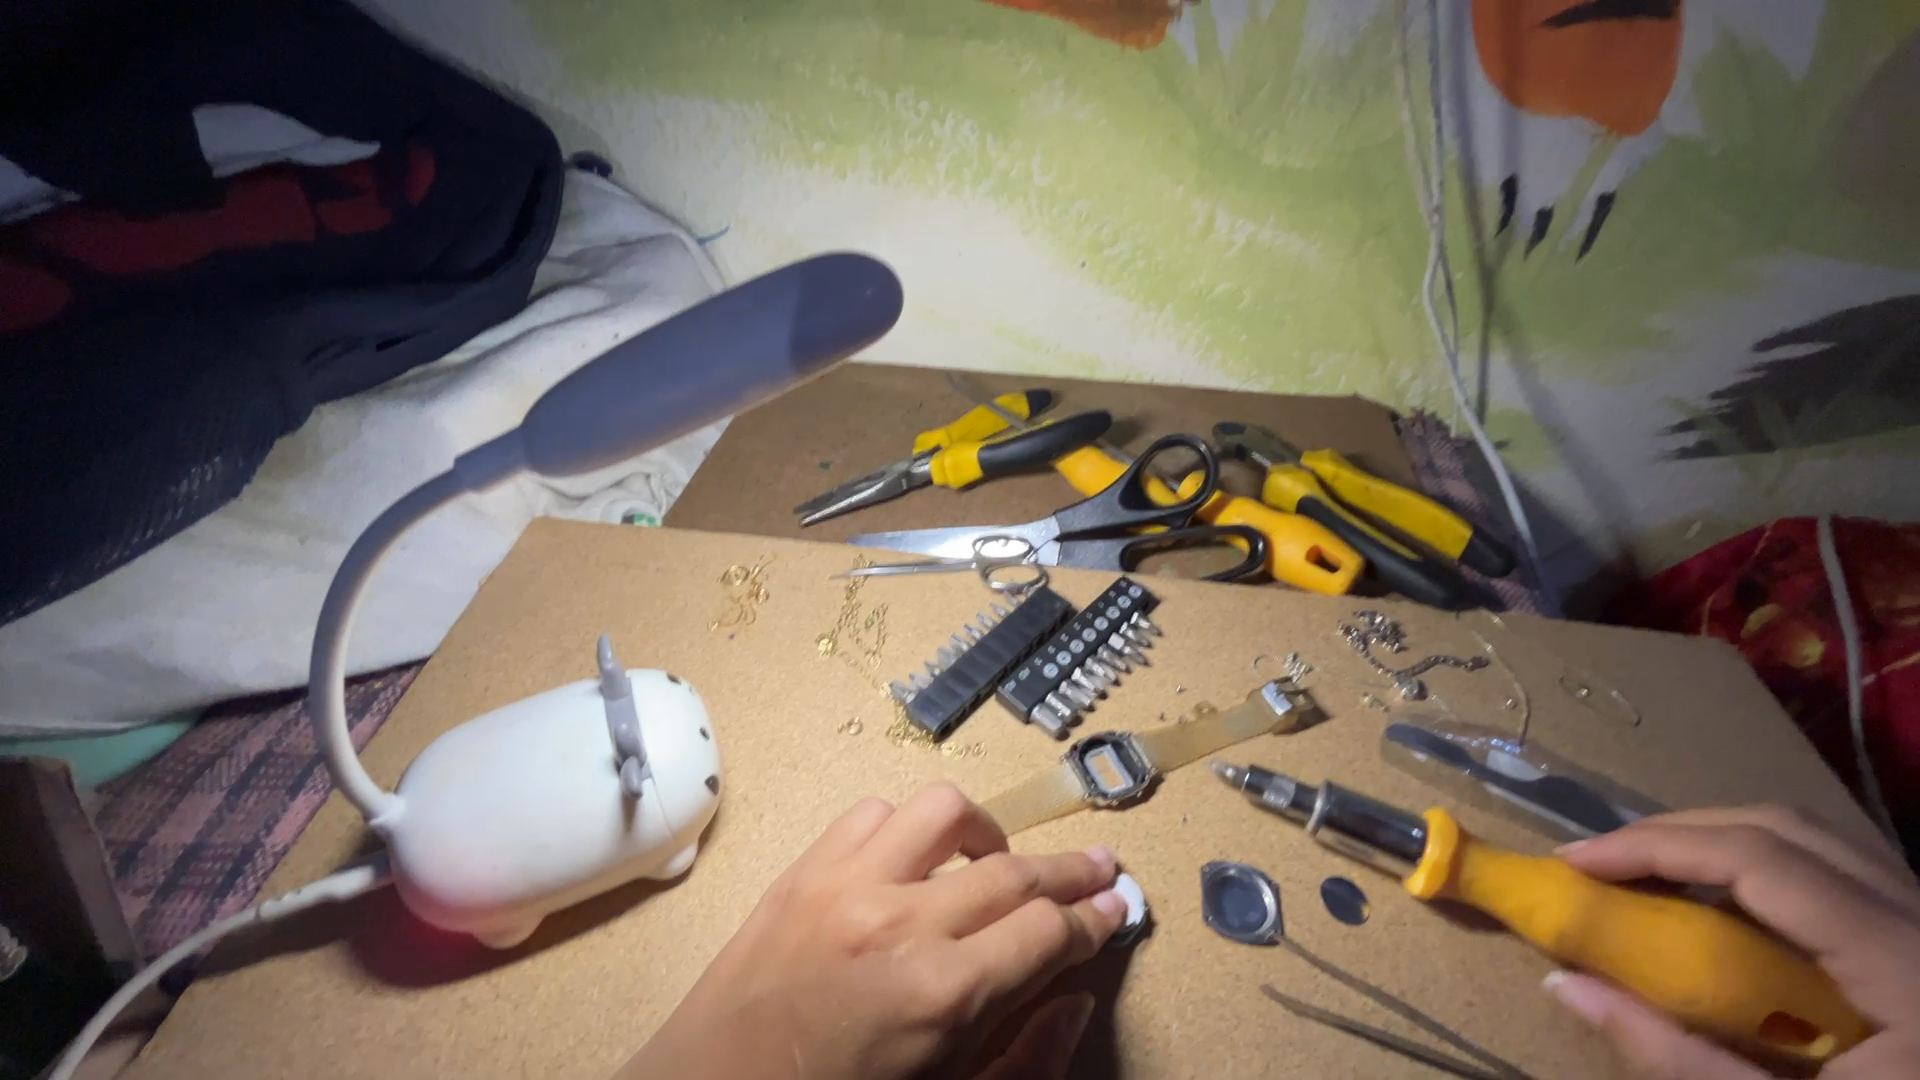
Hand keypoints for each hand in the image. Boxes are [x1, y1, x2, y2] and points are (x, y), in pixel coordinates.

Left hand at [617, 783, 1126, 1079]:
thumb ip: (1027, 1055)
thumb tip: (1078, 991)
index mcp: (939, 996)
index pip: (1045, 932)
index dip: (1094, 918)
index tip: (1118, 904)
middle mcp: (899, 922)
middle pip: (1012, 870)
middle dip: (1069, 869)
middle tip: (1099, 865)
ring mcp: (846, 882)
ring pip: (943, 810)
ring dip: (984, 831)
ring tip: (995, 858)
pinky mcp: (805, 867)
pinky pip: (872, 812)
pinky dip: (906, 828)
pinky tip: (913, 859)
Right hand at [1544, 805, 1919, 1077]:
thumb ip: (1681, 1057)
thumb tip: (1563, 984)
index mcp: (1909, 964)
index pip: (1760, 859)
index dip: (1654, 846)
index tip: (1575, 864)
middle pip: (1783, 826)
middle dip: (1676, 832)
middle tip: (1604, 862)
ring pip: (1814, 836)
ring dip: (1715, 839)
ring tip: (1651, 871)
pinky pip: (1838, 868)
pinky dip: (1759, 865)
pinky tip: (1723, 903)